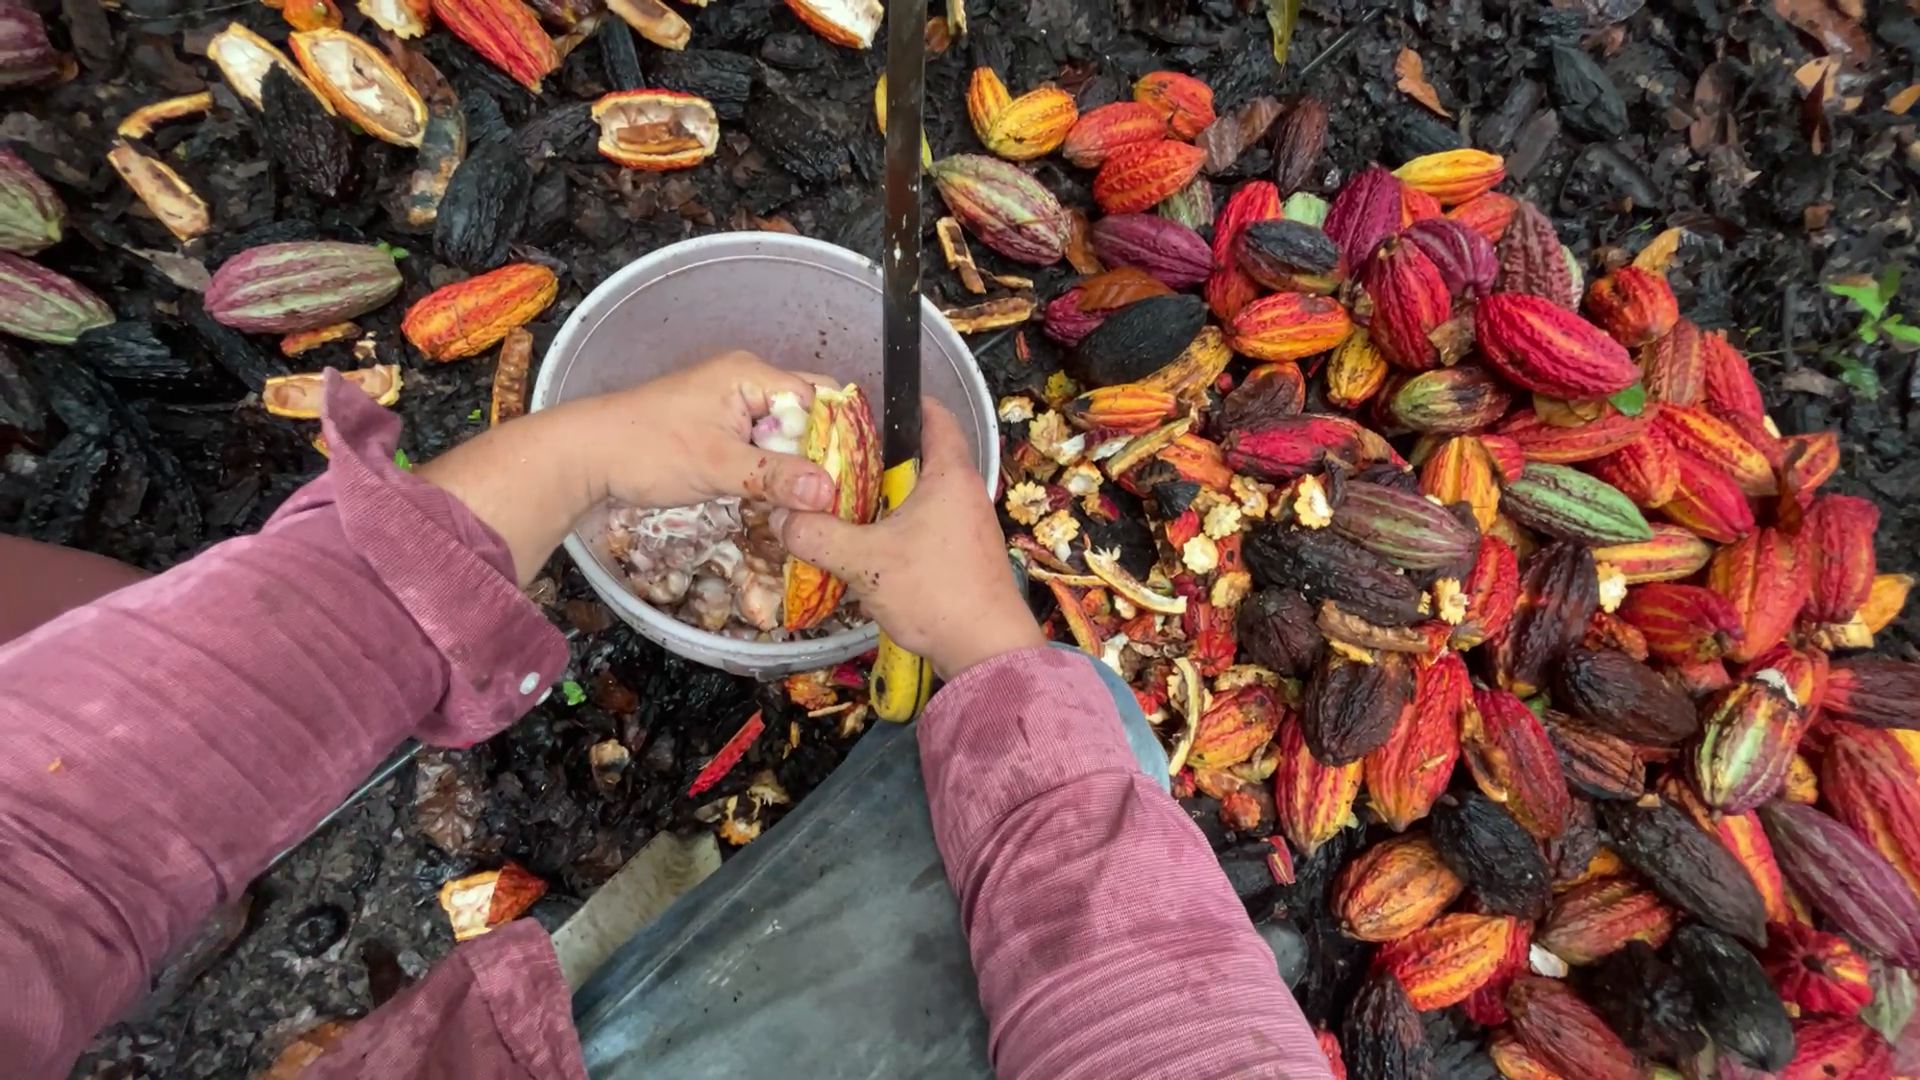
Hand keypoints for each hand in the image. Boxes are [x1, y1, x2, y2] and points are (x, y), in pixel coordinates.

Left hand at [416, 350, 834, 584]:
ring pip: (789, 430)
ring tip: (816, 497)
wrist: (586, 456)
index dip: (838, 437)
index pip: (818, 400)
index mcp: (751, 375)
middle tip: (836, 489)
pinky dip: (778, 466)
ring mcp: (735, 403)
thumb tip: (828, 493)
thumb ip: (776, 478)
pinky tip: (786, 493)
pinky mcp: (724, 426)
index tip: (849, 477)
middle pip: (809, 411)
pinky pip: (768, 442)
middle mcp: (749, 381)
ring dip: (800, 462)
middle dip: (824, 449)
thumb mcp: (718, 466)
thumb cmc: (648, 450)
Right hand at [773, 399, 1044, 679]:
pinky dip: (902, 526)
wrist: (986, 648)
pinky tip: (875, 548)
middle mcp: (966, 492)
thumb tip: (782, 519)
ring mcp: (970, 524)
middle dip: (879, 458)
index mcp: (950, 474)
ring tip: (848, 507)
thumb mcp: (864, 561)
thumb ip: (817, 535)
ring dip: (888, 498)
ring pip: (923, 494)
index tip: (865, 406)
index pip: (933, 416)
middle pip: (921, 456)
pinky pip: (930, 524)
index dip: (903, 403)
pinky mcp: (967, 554)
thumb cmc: (933, 591)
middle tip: (838, 464)